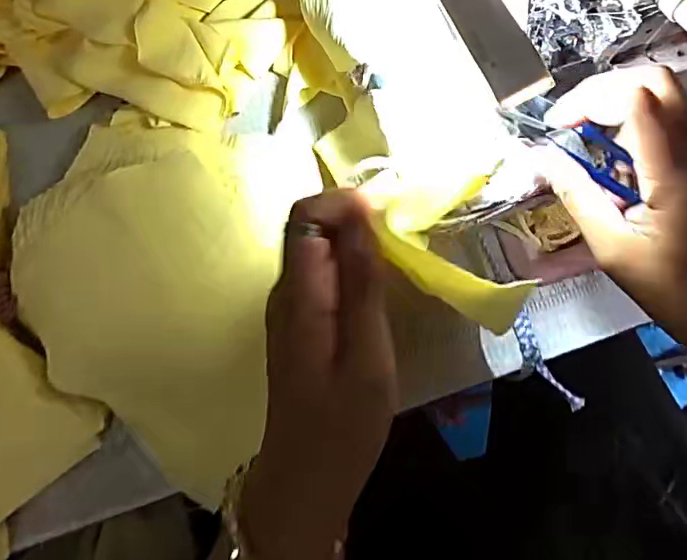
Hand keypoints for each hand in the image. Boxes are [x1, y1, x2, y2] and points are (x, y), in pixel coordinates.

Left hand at [242, 190, 396, 559]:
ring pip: (319, 246)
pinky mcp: (301, 319)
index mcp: (298, 294)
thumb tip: (360, 212)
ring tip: (396, 261)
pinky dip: (351, 264)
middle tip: (401, 240)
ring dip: (356, 241)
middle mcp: (286, 290)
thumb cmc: (343, 424)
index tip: (387, 216)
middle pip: (311, 225)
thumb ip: (362, 280)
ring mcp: (290, 305)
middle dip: (355, 219)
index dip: (343, 202)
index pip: (305, 214)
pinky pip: (323, 271)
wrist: (306, 484)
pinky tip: (378, 288)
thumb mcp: (367, 353)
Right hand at [538, 66, 686, 362]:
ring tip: (601, 154)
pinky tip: (637, 174)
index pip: (634, 94)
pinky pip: (685, 128)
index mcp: (677, 170)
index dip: (589, 99)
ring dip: (628, 111)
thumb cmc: (685, 298)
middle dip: (607, 92)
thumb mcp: (617, 253)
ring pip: (671, 101)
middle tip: (577, 124)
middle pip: (655, 81)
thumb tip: (542, 158)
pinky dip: (652, 131)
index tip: (561, 127)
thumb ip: (578, 196)